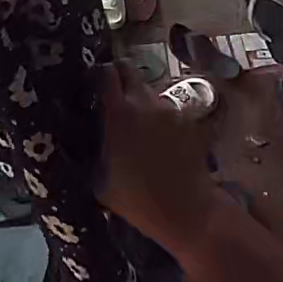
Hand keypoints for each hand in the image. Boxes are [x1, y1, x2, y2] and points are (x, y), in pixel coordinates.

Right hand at [95, 64, 223, 254]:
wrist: (186, 210)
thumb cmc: (138, 200)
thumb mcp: (101, 180)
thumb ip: (97, 150)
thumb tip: (94, 139)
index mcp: (119, 113)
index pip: (107, 74)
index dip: (100, 74)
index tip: (95, 83)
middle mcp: (144, 102)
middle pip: (129, 70)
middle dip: (120, 76)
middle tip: (116, 94)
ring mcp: (169, 108)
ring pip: (150, 92)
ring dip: (142, 102)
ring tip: (141, 126)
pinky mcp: (188, 118)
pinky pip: (168, 109)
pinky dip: (162, 118)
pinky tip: (162, 139)